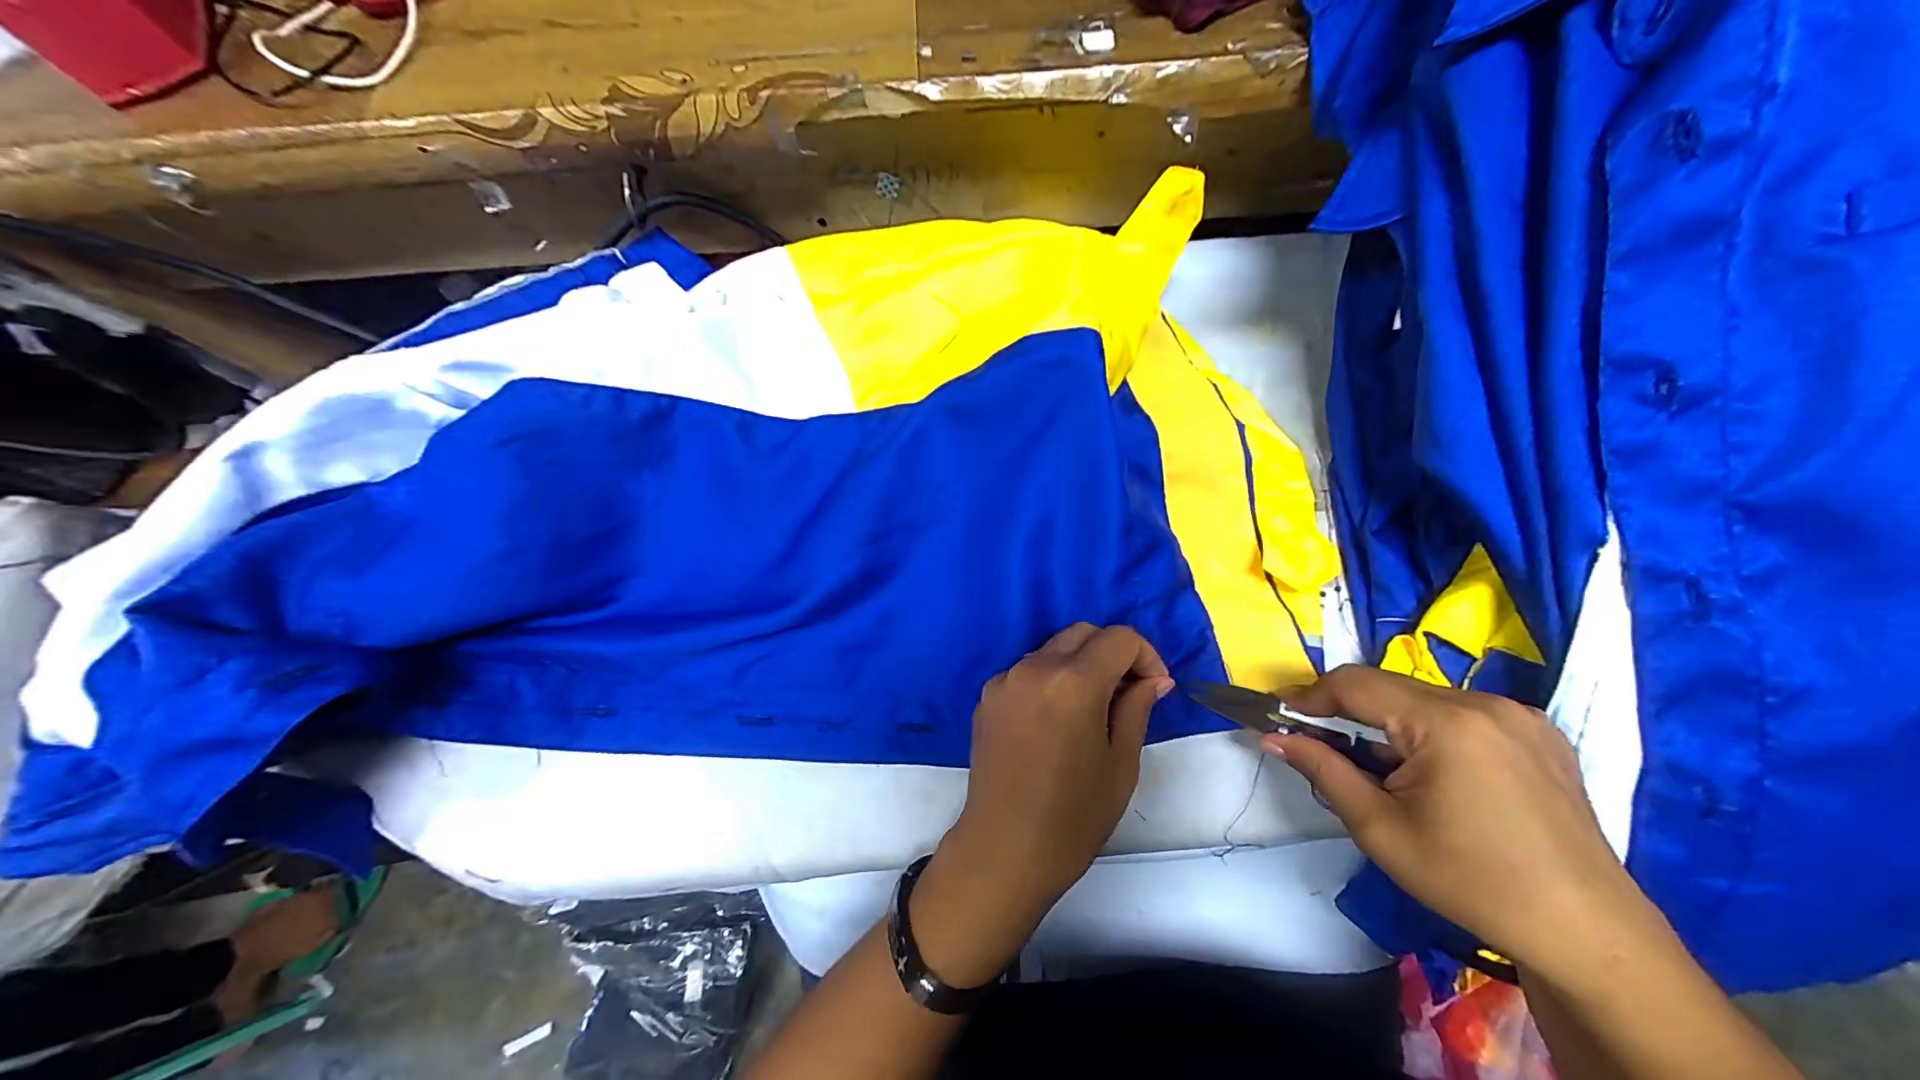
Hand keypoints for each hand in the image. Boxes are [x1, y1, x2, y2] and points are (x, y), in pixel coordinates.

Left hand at [910, 623, 1172, 985]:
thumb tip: (1153, 679)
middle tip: (1127, 695)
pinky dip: (1050, 680)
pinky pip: (1027, 671)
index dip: (1146, 656)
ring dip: (1079, 664)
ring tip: (1092, 710)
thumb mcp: (1121, 764)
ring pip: (1052, 649)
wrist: (1004, 849)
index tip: (1154, 688)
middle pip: (1082, 633)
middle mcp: (1034, 668)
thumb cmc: (1073, 816)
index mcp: (1073, 681)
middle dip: (1112, 653)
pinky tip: (1057, 721)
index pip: (1119, 638)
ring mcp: (1004, 681)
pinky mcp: (987, 697)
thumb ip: (1136, 708)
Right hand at [1264, 665, 1655, 973]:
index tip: (1280, 718)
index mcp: (1447, 723)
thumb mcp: (1380, 829)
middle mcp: (1486, 703)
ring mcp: (1520, 716)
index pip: (1355, 683)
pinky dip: (1432, 732)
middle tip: (1321, 749)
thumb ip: (1323, 771)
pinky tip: (1436, 775)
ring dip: (1390, 724)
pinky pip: (1464, 714)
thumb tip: (1273, 737)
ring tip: (1382, 772)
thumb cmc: (1471, 881)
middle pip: (1391, 688)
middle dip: (1348, 713)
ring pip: (1426, 700)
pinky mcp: (1540, 733)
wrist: (1586, 931)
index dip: (1309, 696)